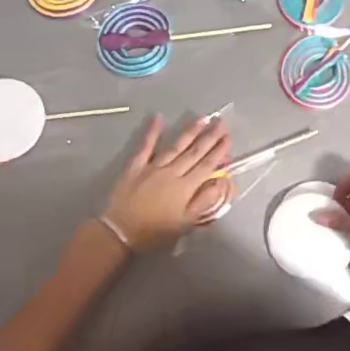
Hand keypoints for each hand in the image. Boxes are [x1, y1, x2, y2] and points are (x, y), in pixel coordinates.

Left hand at [99, 115, 231, 251]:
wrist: (121, 232)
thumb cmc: (155, 232)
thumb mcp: (185, 224)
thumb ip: (203, 202)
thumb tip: (219, 182)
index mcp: (185, 188)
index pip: (206, 165)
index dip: (218, 151)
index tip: (228, 137)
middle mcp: (172, 173)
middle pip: (194, 152)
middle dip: (209, 136)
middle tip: (220, 122)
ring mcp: (152, 167)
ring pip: (175, 146)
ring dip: (189, 131)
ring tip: (202, 118)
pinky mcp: (135, 166)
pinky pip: (145, 146)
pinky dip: (152, 131)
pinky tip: (159, 118)